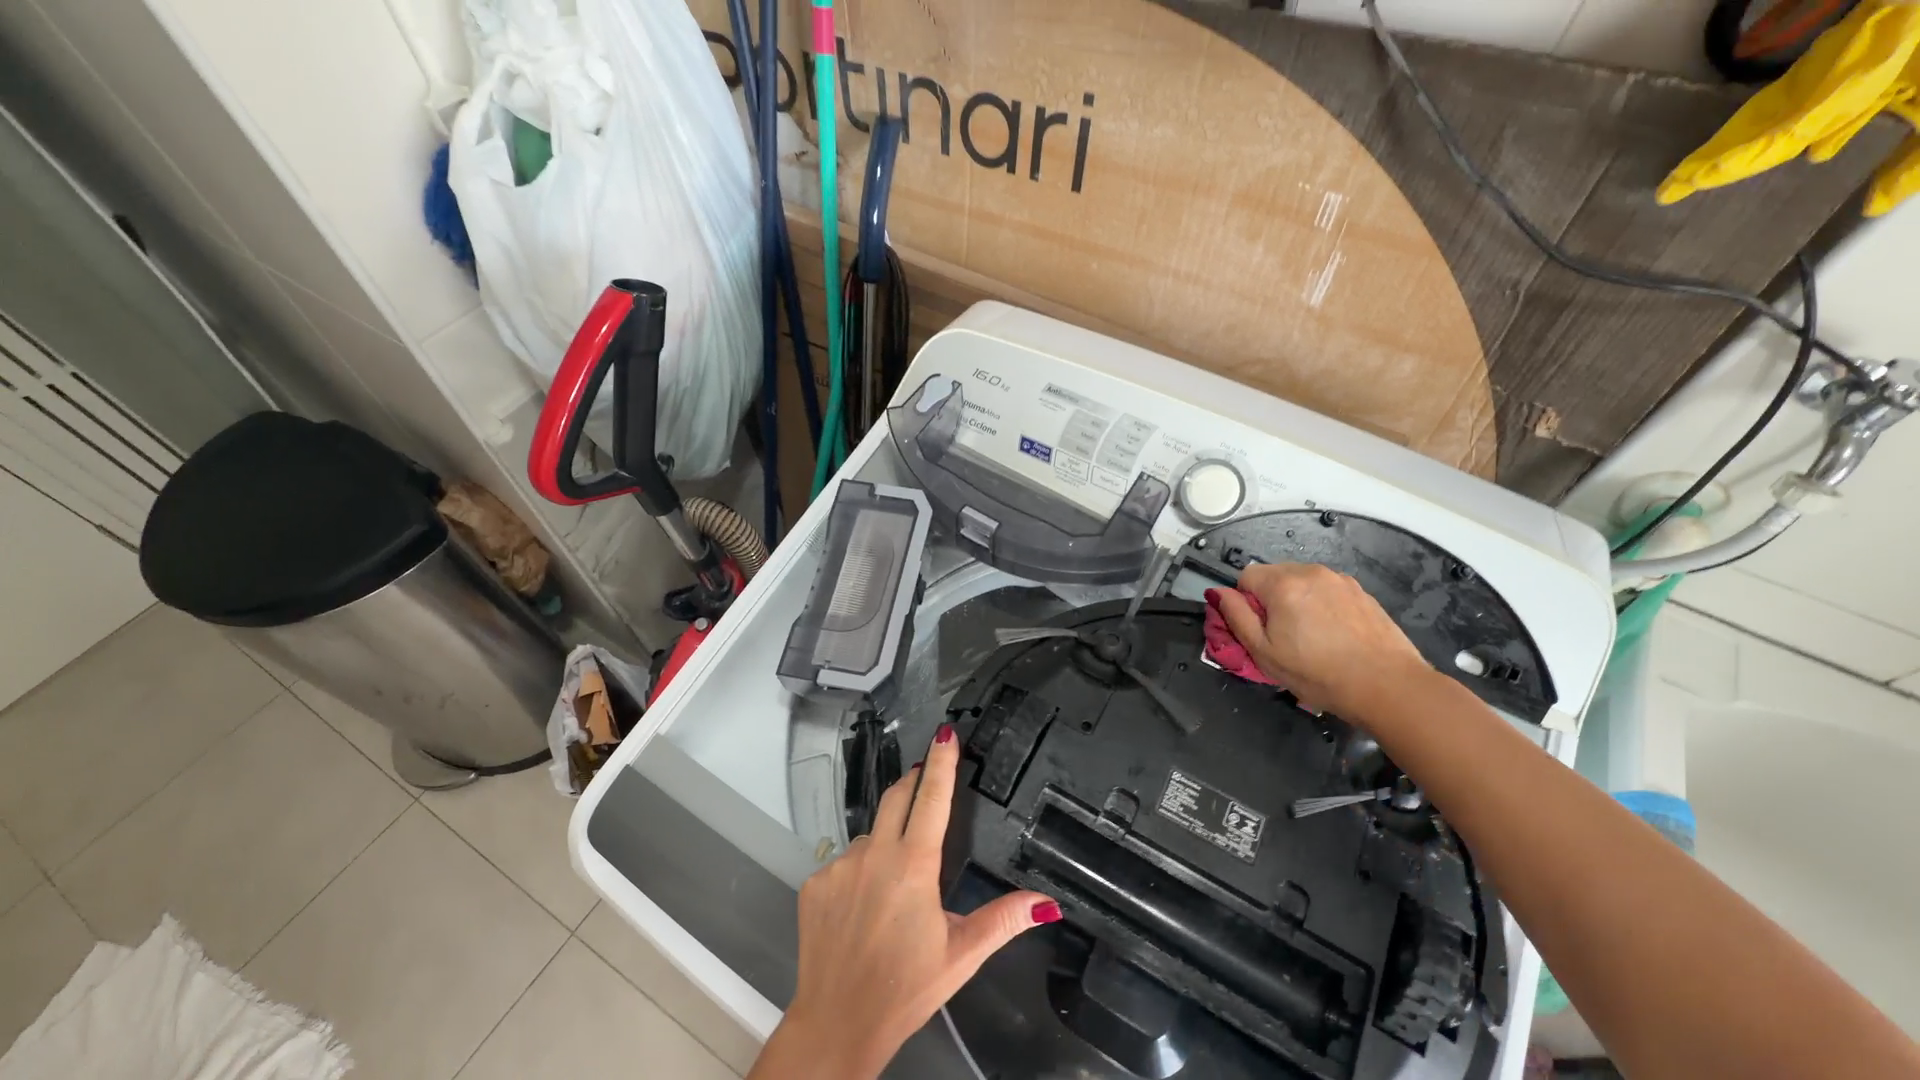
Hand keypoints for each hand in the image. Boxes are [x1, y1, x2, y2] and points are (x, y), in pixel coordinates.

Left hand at [748, 724, 1059, 1079]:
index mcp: (913, 866)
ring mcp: (839, 867)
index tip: (945, 732)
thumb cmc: (906, 988)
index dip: (941, 762)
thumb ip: (1004, 920)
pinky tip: (865, 906)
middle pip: (896, 797)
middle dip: (914, 782)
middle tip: (927, 779)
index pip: (932, 798)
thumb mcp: (962, 953)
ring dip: (887, 840)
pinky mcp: (814, 884)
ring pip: (870, 834)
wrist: (837, 1022)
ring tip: (897, 882)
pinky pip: (843, 863)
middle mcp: (874, 855)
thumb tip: (1047, 903)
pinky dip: (859, 871)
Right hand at [1208, 563, 1428, 719]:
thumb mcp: (1264, 652)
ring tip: (1312, 638)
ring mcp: (1340, 580)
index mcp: (1283, 584)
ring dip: (1297, 602)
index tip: (1260, 630)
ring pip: (1302, 583)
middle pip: (1274, 576)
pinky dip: (1322, 606)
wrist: (1386, 685)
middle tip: (1283, 637)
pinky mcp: (1361, 592)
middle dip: (1271, 600)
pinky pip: (1327, 591)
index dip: (1245, 603)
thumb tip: (1218, 594)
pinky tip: (1334, 636)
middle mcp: (1311, 572)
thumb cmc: (1318, 674)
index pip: (1245, 576)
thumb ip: (1236, 617)